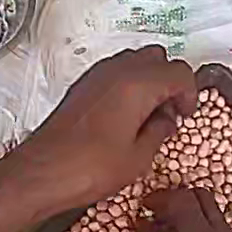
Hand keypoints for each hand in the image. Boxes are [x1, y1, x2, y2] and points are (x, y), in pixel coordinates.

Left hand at [0, 47, 195, 231]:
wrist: (41, 173)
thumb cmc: (90, 168)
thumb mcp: (138, 157)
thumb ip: (160, 131)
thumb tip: (167, 119)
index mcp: (137, 84)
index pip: (179, 72)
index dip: (190, 93)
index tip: (185, 115)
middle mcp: (117, 70)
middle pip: (158, 58)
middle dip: (170, 82)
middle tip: (170, 113)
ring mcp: (96, 75)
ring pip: (135, 61)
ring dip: (149, 82)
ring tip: (148, 117)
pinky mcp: (82, 86)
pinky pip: (115, 73)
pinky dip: (128, 86)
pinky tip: (126, 117)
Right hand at [137, 187, 231, 231]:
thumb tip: (143, 222)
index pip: (183, 200)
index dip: (159, 198)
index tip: (143, 207)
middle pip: (203, 196)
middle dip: (177, 200)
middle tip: (155, 216)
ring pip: (214, 212)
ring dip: (190, 214)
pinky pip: (221, 230)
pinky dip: (202, 229)